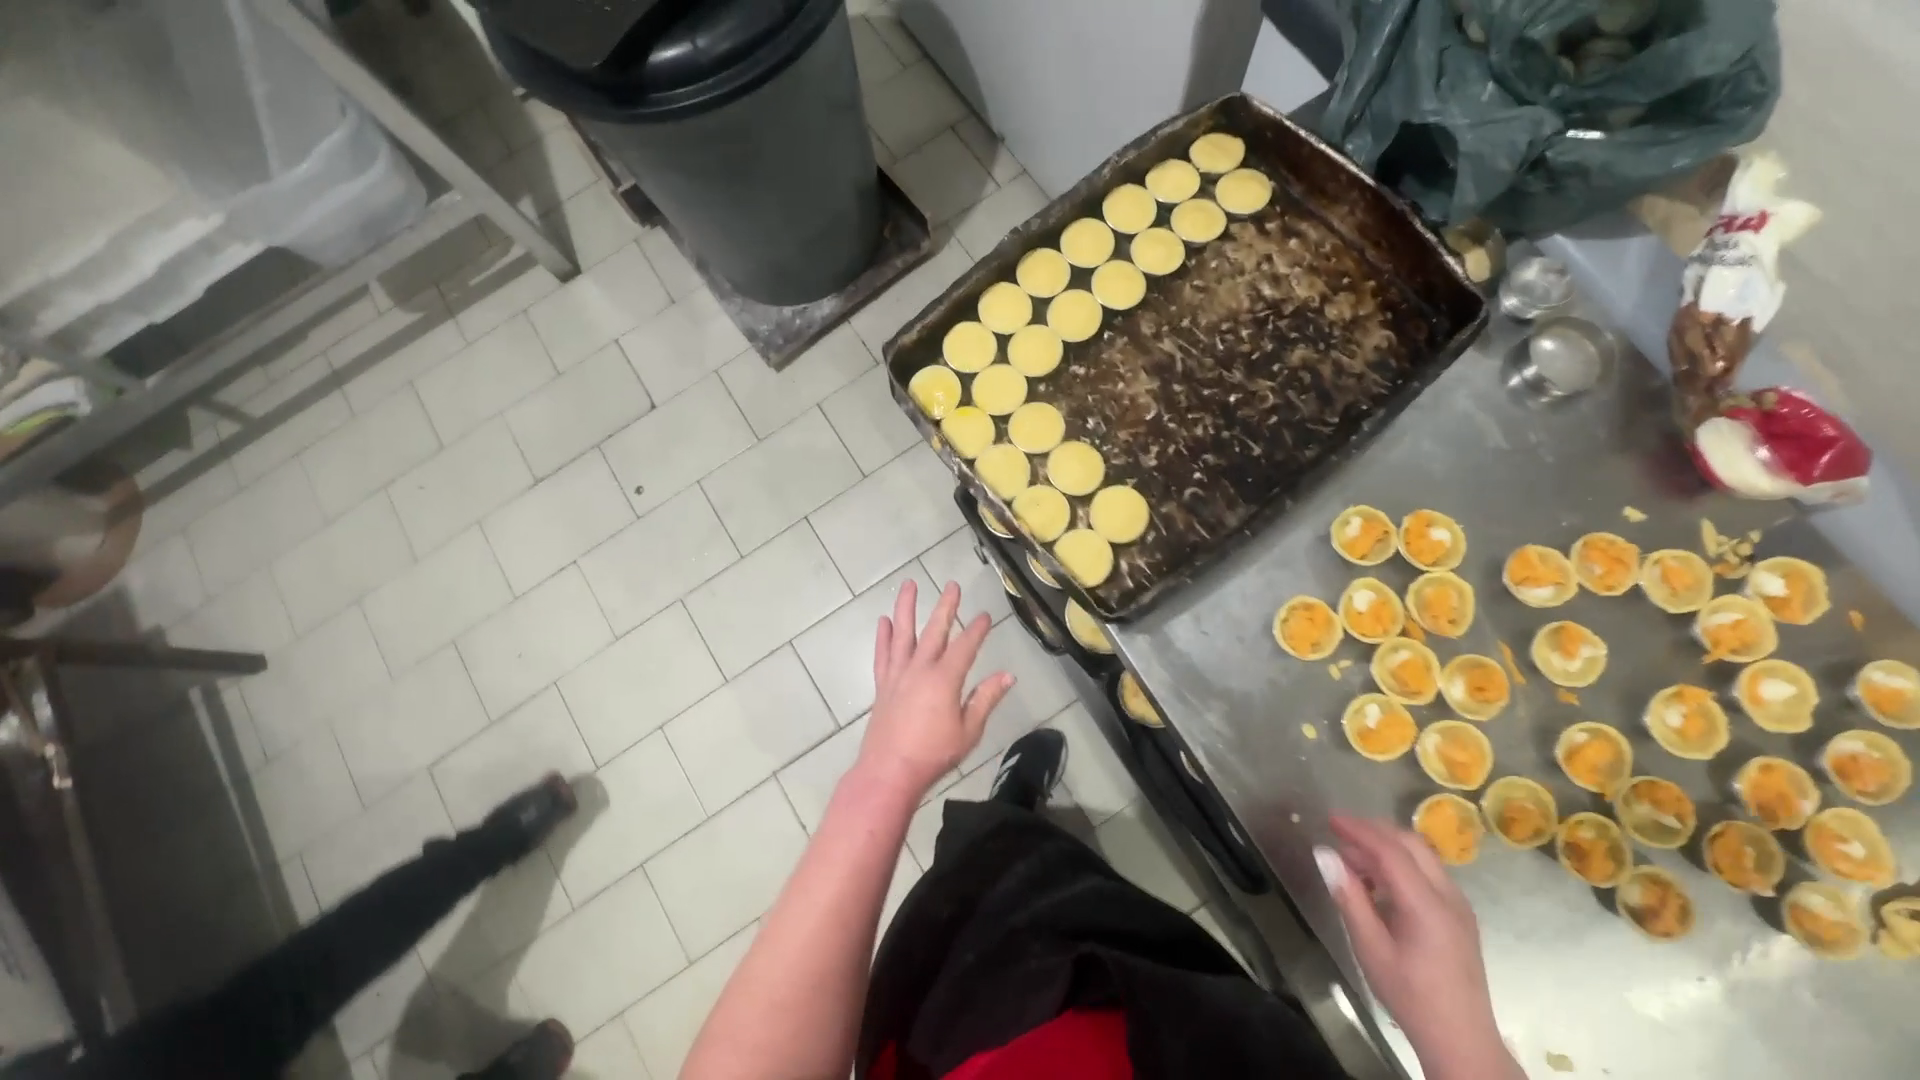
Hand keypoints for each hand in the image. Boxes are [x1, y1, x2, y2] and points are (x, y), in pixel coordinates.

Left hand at [854, 580, 1014, 798]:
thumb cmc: (933, 754)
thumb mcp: (969, 731)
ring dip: (906, 608)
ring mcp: (898, 675)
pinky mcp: (882, 685)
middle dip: (946, 607)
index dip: (977, 629)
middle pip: (935, 630)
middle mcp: (920, 669)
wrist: (889, 772)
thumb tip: (1008, 676)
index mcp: (945, 679)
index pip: (966, 646)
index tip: (986, 615)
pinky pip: (882, 654)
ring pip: (902, 633)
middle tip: (952, 585)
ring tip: (908, 584)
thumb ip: (985, 699)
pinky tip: (884, 621)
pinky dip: (883, 636)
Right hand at [1317, 817, 1520, 1079]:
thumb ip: (1349, 897)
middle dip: (1374, 832)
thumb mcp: (1370, 948)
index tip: (1329, 819)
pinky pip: (1429, 875)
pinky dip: (1401, 867)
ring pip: (1422, 858)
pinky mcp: (1460, 916)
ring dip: (1387, 849)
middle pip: (1411, 845)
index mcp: (1427, 904)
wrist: (1461, 1038)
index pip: (1391, 850)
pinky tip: (1378, 885)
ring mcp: (1459, 906)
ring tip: (1352, 862)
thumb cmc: (1410, 994)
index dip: (1359, 830)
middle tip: (1340, 833)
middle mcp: (1449, 896)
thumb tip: (1325, 855)